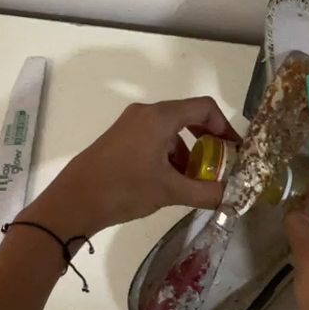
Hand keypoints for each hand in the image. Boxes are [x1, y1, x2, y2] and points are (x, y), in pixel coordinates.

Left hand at [29, 97, 238, 239]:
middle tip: (221, 163)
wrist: (73, 202)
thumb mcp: (170, 192)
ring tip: (195, 180)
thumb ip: (206, 192)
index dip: (225, 126)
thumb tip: (233, 197)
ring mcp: (131, 125)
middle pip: (189, 116)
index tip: (236, 150)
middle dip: (208, 140)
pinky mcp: (120, 139)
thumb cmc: (124, 189)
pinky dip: (169, 155)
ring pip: (171, 130)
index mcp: (160, 116)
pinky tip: (170, 182)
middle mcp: (146, 113)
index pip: (204, 108)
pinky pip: (155, 138)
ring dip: (188, 151)